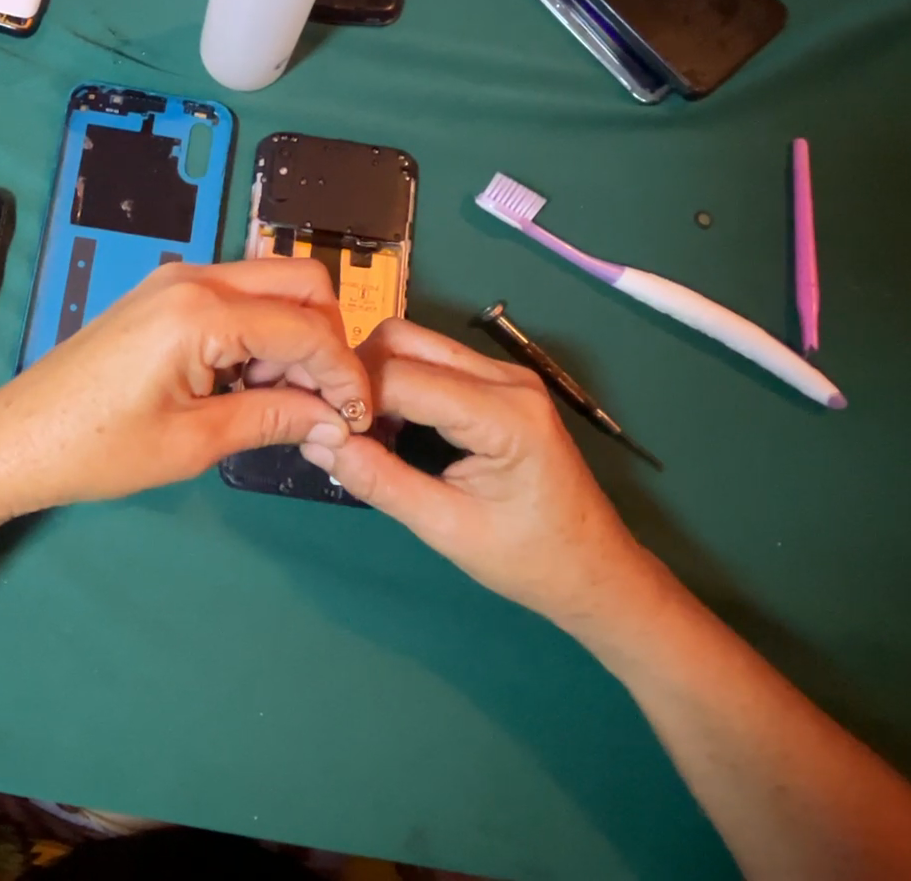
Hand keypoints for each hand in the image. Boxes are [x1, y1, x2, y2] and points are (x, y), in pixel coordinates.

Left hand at [0, 260, 372, 530]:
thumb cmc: (98, 449)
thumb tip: (335, 421)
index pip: (306, 329)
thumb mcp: (195, 444)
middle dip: (326, 340)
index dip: (343, 375)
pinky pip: (235, 297)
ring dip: (292, 335)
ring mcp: (174, 281)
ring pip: (269, 286)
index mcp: (202, 311)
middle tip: (320, 403)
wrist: (16, 440)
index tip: (358, 418)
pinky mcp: (160, 295)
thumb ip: (273, 420)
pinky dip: (258, 332)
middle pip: (299, 283)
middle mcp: (194, 278)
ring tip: (276, 402)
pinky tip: (243, 383)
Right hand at [299, 318, 666, 628]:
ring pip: (414, 345)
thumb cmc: (527, 559)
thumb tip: (316, 441)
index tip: (321, 432)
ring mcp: (503, 376)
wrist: (595, 572)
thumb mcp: (444, 527)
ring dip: (374, 377)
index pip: (400, 377)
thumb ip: (378, 480)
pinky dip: (396, 383)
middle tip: (336, 425)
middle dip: (357, 375)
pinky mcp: (497, 386)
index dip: (350, 399)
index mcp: (503, 413)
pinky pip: (430, 362)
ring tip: (358, 429)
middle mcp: (504, 378)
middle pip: (404, 340)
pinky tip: (387, 426)